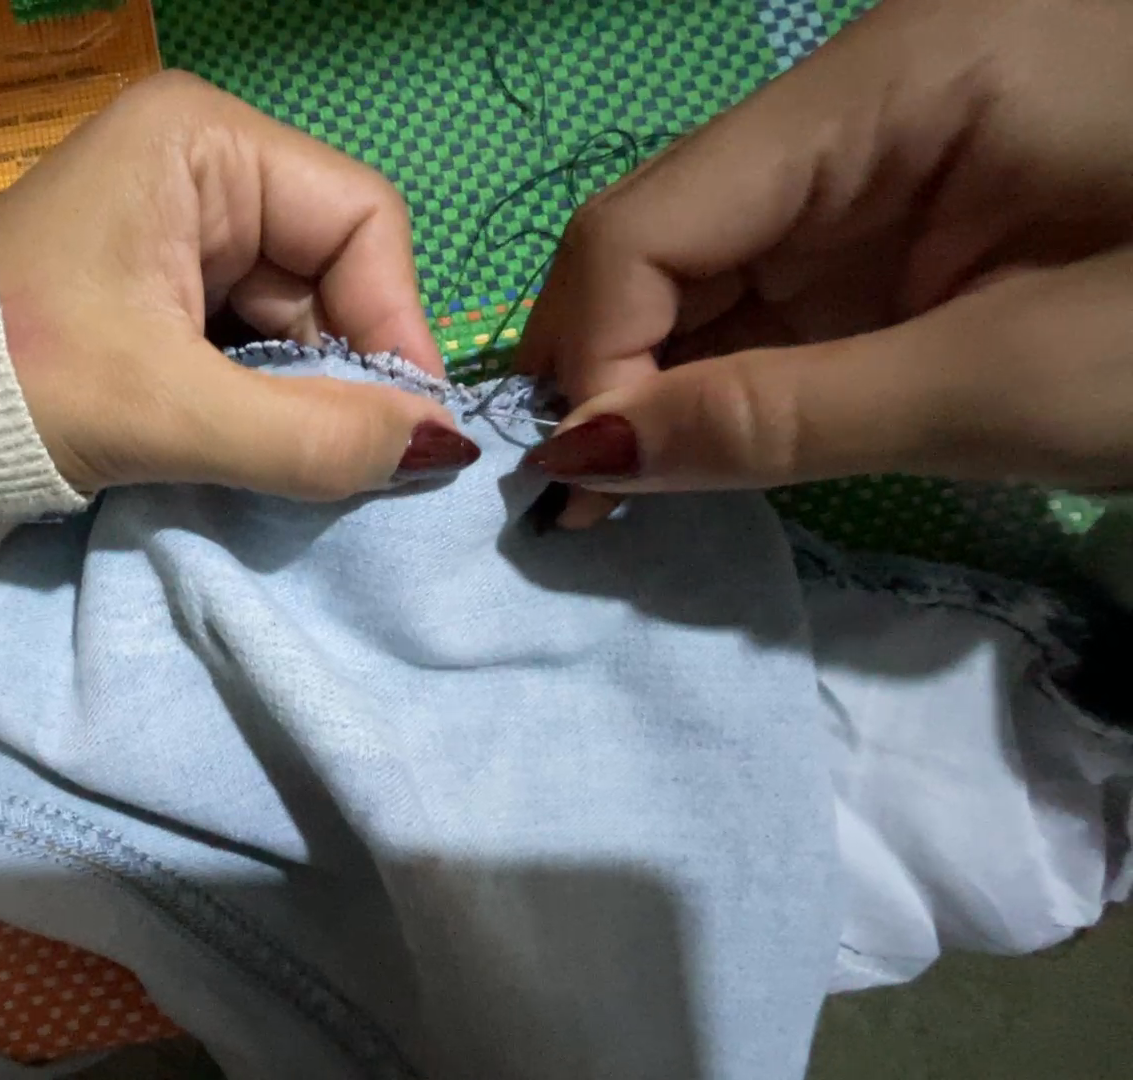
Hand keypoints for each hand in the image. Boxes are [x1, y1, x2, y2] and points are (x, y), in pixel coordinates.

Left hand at [0, 72, 477, 499]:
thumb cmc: (16, 385)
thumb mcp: (168, 410)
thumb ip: (308, 435)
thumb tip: (439, 446)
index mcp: (198, 144)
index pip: (356, 218)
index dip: (397, 321)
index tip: (408, 423)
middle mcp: (195, 171)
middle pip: (326, 270)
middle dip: (341, 368)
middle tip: (344, 456)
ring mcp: (174, 233)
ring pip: (288, 316)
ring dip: (299, 393)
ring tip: (282, 454)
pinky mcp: (155, 292)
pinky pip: (243, 342)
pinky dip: (258, 398)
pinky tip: (244, 439)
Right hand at [515, 0, 1132, 526]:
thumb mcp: (1024, 382)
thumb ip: (772, 420)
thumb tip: (573, 461)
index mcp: (884, 83)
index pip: (641, 225)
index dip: (590, 355)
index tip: (589, 477)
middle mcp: (842, 106)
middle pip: (642, 246)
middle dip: (600, 374)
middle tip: (587, 489)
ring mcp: (857, 163)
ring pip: (679, 281)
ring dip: (642, 387)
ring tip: (635, 478)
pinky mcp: (878, 220)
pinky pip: (742, 301)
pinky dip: (703, 381)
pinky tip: (696, 439)